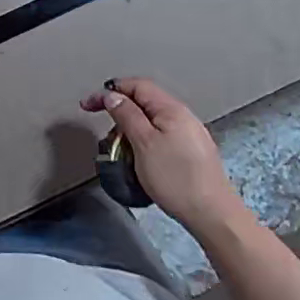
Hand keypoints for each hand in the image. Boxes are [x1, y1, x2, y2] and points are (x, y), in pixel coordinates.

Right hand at [80, 78, 245, 234]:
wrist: (212, 214)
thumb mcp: (143, 143)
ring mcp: (190, 135)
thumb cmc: (175, 178)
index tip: (88, 105)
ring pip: (152, 121)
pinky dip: (144, 141)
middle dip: (120, 111)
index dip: (110, 91)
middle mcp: (183, 116)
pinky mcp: (192, 153)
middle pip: (145, 102)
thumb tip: (113, 95)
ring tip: (119, 149)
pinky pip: (162, 137)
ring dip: (131, 129)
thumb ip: (126, 115)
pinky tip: (140, 159)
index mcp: (171, 109)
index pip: (137, 86)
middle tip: (105, 132)